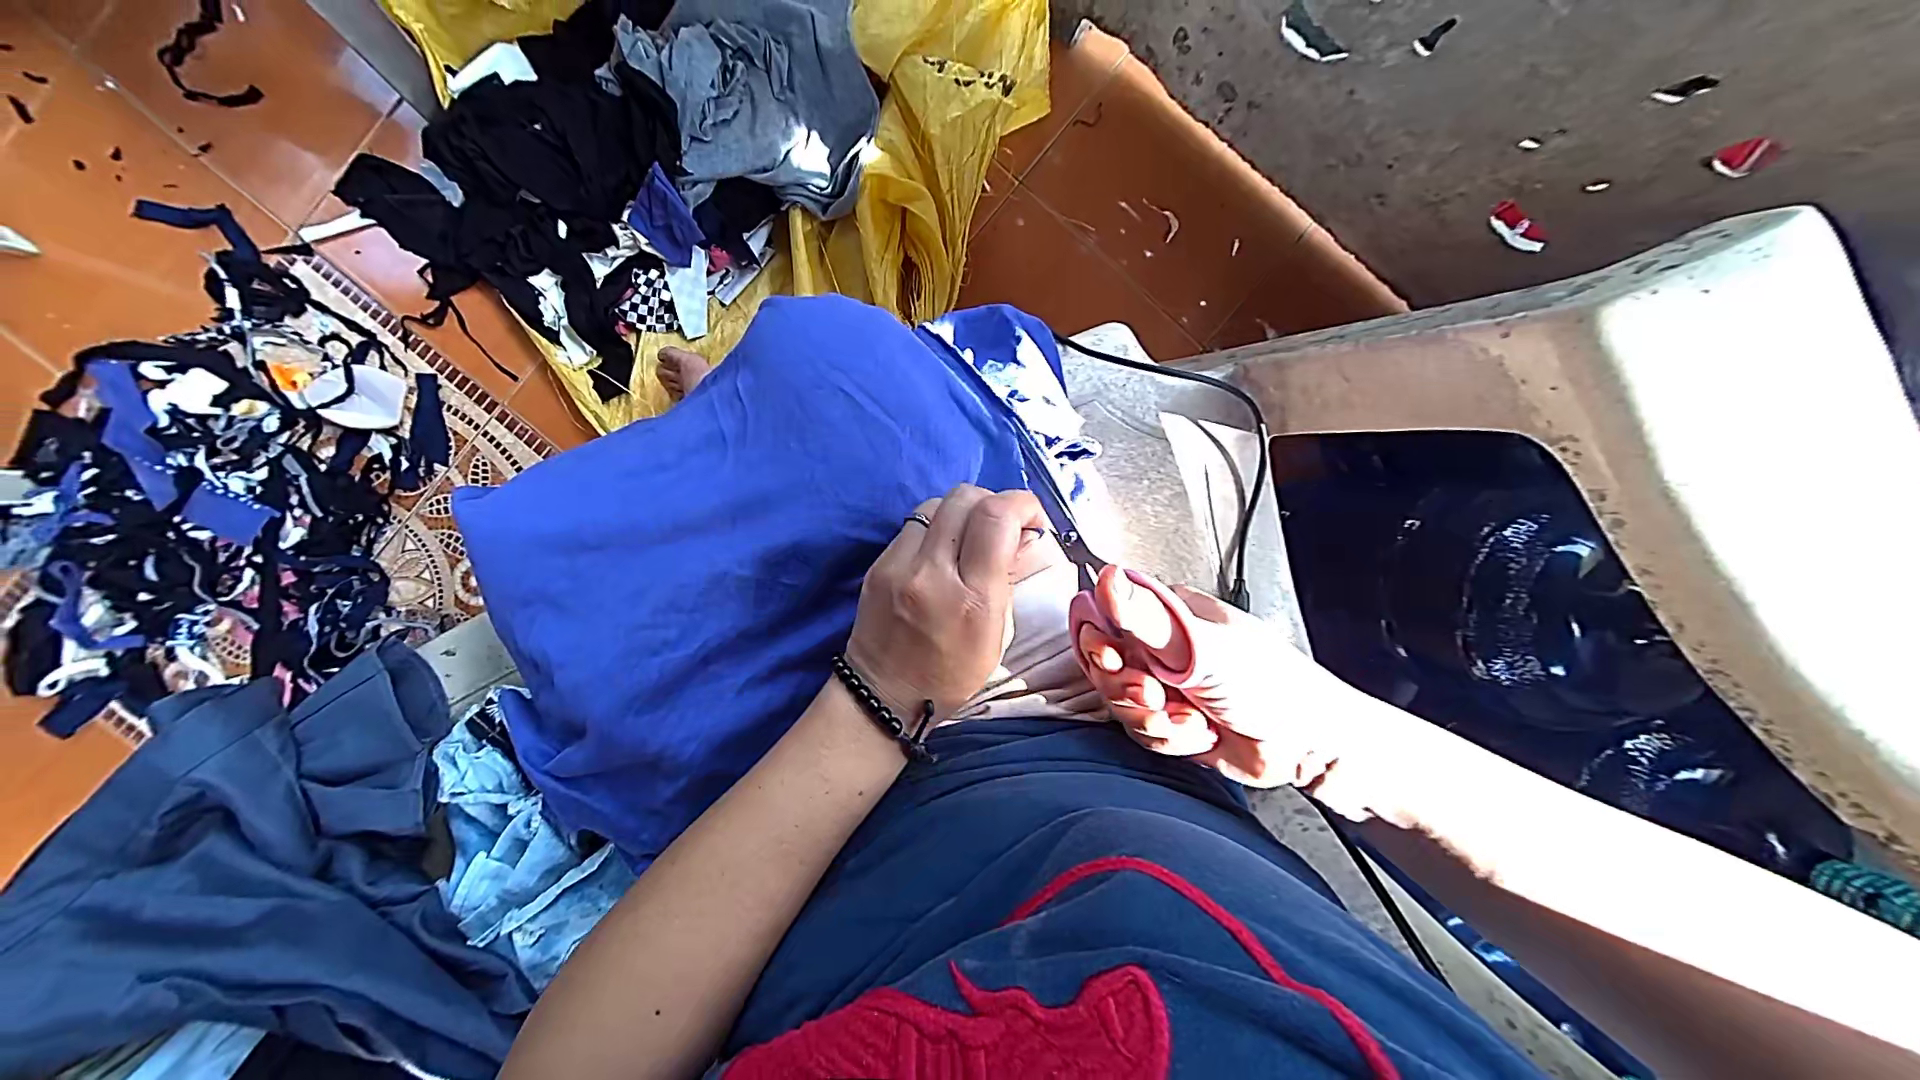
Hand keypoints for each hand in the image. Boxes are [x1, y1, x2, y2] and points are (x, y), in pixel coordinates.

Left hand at [845, 486, 1046, 721]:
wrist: (882, 695)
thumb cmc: (951, 675)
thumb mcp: (997, 635)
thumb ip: (1009, 578)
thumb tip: (1024, 535)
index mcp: (972, 599)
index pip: (997, 518)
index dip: (1023, 505)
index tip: (1033, 520)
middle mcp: (931, 573)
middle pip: (966, 498)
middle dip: (995, 501)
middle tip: (1004, 526)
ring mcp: (898, 565)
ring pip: (937, 503)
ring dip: (963, 511)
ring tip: (972, 536)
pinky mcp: (877, 563)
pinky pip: (914, 524)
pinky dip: (937, 526)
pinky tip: (943, 549)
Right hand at [1069, 565, 1358, 787]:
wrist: (1307, 743)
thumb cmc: (1272, 685)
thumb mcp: (1202, 646)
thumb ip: (1147, 616)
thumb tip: (1109, 579)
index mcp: (1166, 613)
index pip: (1102, 616)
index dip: (1098, 642)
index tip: (1114, 659)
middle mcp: (1161, 645)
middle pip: (1105, 665)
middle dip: (1125, 688)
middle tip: (1152, 693)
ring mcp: (1164, 683)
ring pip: (1120, 702)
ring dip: (1149, 717)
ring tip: (1183, 716)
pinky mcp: (1170, 719)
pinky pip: (1141, 731)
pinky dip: (1168, 738)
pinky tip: (1197, 731)